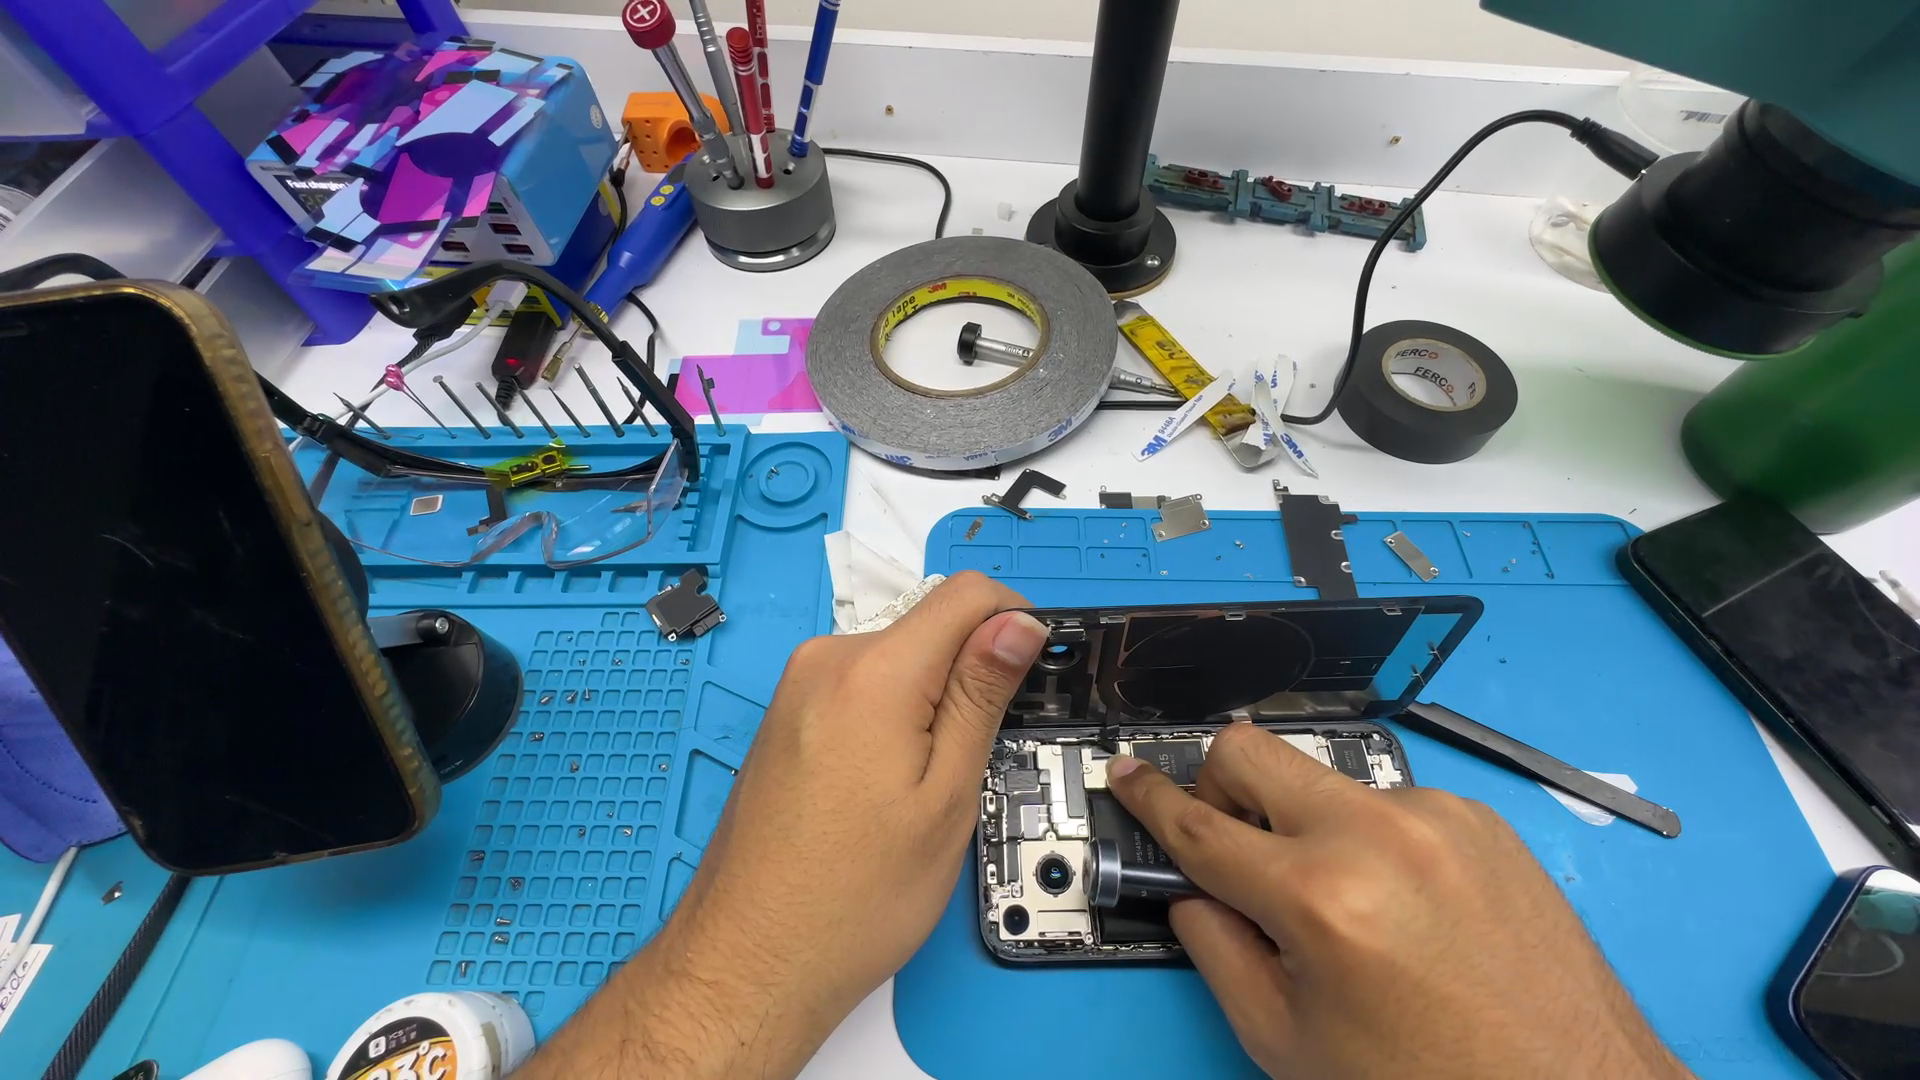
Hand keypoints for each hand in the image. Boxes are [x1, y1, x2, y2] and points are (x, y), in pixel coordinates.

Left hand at [519, 572, 1045, 1079]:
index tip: (1030, 674)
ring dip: (930, 698)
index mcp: (873, 671)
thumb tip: (1018, 622)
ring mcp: (797, 684)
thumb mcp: (946, 796)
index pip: (966, 593)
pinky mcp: (785, 711)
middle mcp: (825, 658)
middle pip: (929, 626)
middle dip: (968, 673)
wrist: (749, 959)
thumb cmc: (859, 895)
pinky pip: (859, 682)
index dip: (1013, 620)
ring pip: (897, 657)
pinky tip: (883, 780)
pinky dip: (892, 711)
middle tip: (969, 760)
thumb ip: (982, 695)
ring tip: (921, 782)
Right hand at [1106, 722, 1692, 1079]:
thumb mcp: (1285, 1040)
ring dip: (1298, 823)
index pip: (1200, 825)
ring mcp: (1433, 815)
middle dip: (1219, 789)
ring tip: (1343, 897)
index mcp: (1321, 898)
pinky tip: (1402, 899)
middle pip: (1248, 750)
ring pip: (1315, 778)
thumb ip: (1213, 949)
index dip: (1148, 797)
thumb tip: (1193, 888)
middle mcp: (1376, 834)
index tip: (1124, 772)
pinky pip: (1382, 799)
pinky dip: (1363, 837)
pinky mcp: (1477, 817)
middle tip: (1240, 851)